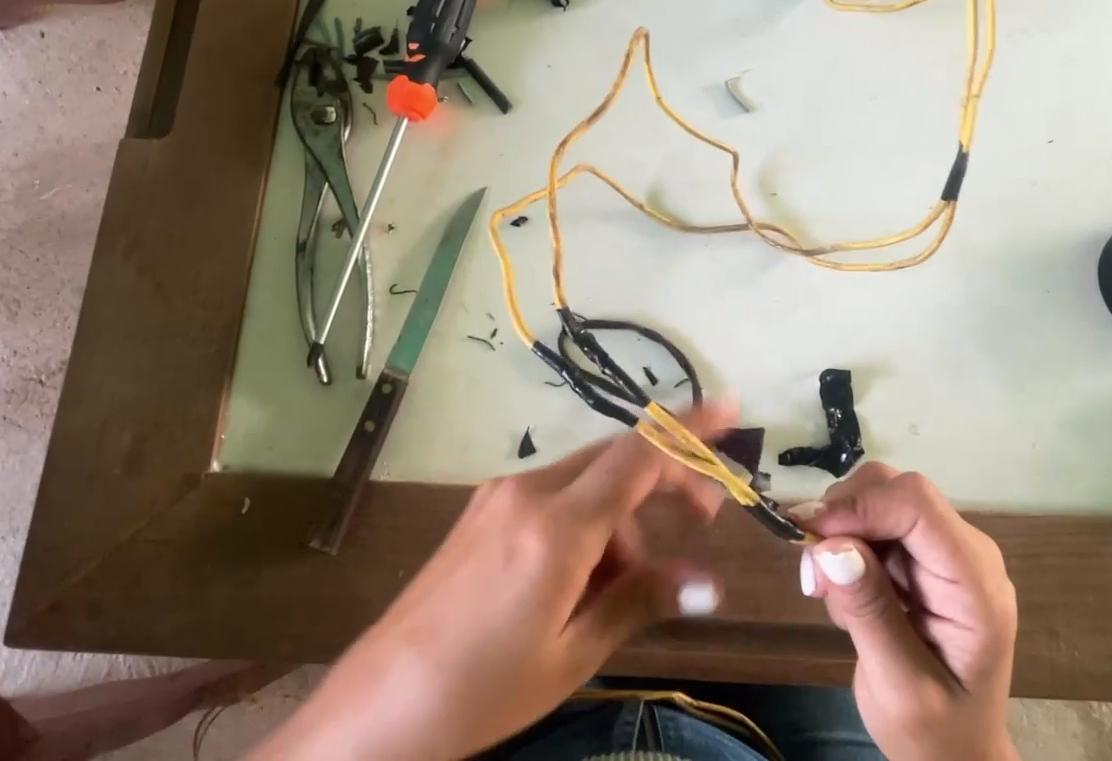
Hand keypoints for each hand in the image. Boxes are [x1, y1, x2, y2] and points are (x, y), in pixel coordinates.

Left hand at [254, 405, 735, 759]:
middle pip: (615, 462)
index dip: (688, 429)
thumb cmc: (486, 687)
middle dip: (663, 484)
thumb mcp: (573, 651)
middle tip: (701, 523)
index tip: (730, 410)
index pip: (638, 455)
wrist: (381, 702)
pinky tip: (578, 579)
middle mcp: (528, 492)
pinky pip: (553, 498)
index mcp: (558, 525)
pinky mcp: (482, 512)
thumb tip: (709, 582)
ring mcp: (499, 497)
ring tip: (619, 591)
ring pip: (585, 482)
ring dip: (620, 518)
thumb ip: (641, 600)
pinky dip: (584, 524)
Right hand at [792, 463, 1018, 760]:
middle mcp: (966, 553)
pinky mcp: (921, 557)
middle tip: (813, 572)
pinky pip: (872, 524)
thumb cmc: (935, 733)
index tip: (811, 538)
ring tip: (826, 593)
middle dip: (844, 517)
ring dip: (839, 533)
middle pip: (895, 490)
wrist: (956, 757)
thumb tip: (829, 545)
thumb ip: (869, 613)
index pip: (917, 505)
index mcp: (976, 585)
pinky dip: (843, 546)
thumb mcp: (900, 687)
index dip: (859, 507)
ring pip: (877, 499)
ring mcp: (944, 552)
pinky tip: (843, 594)